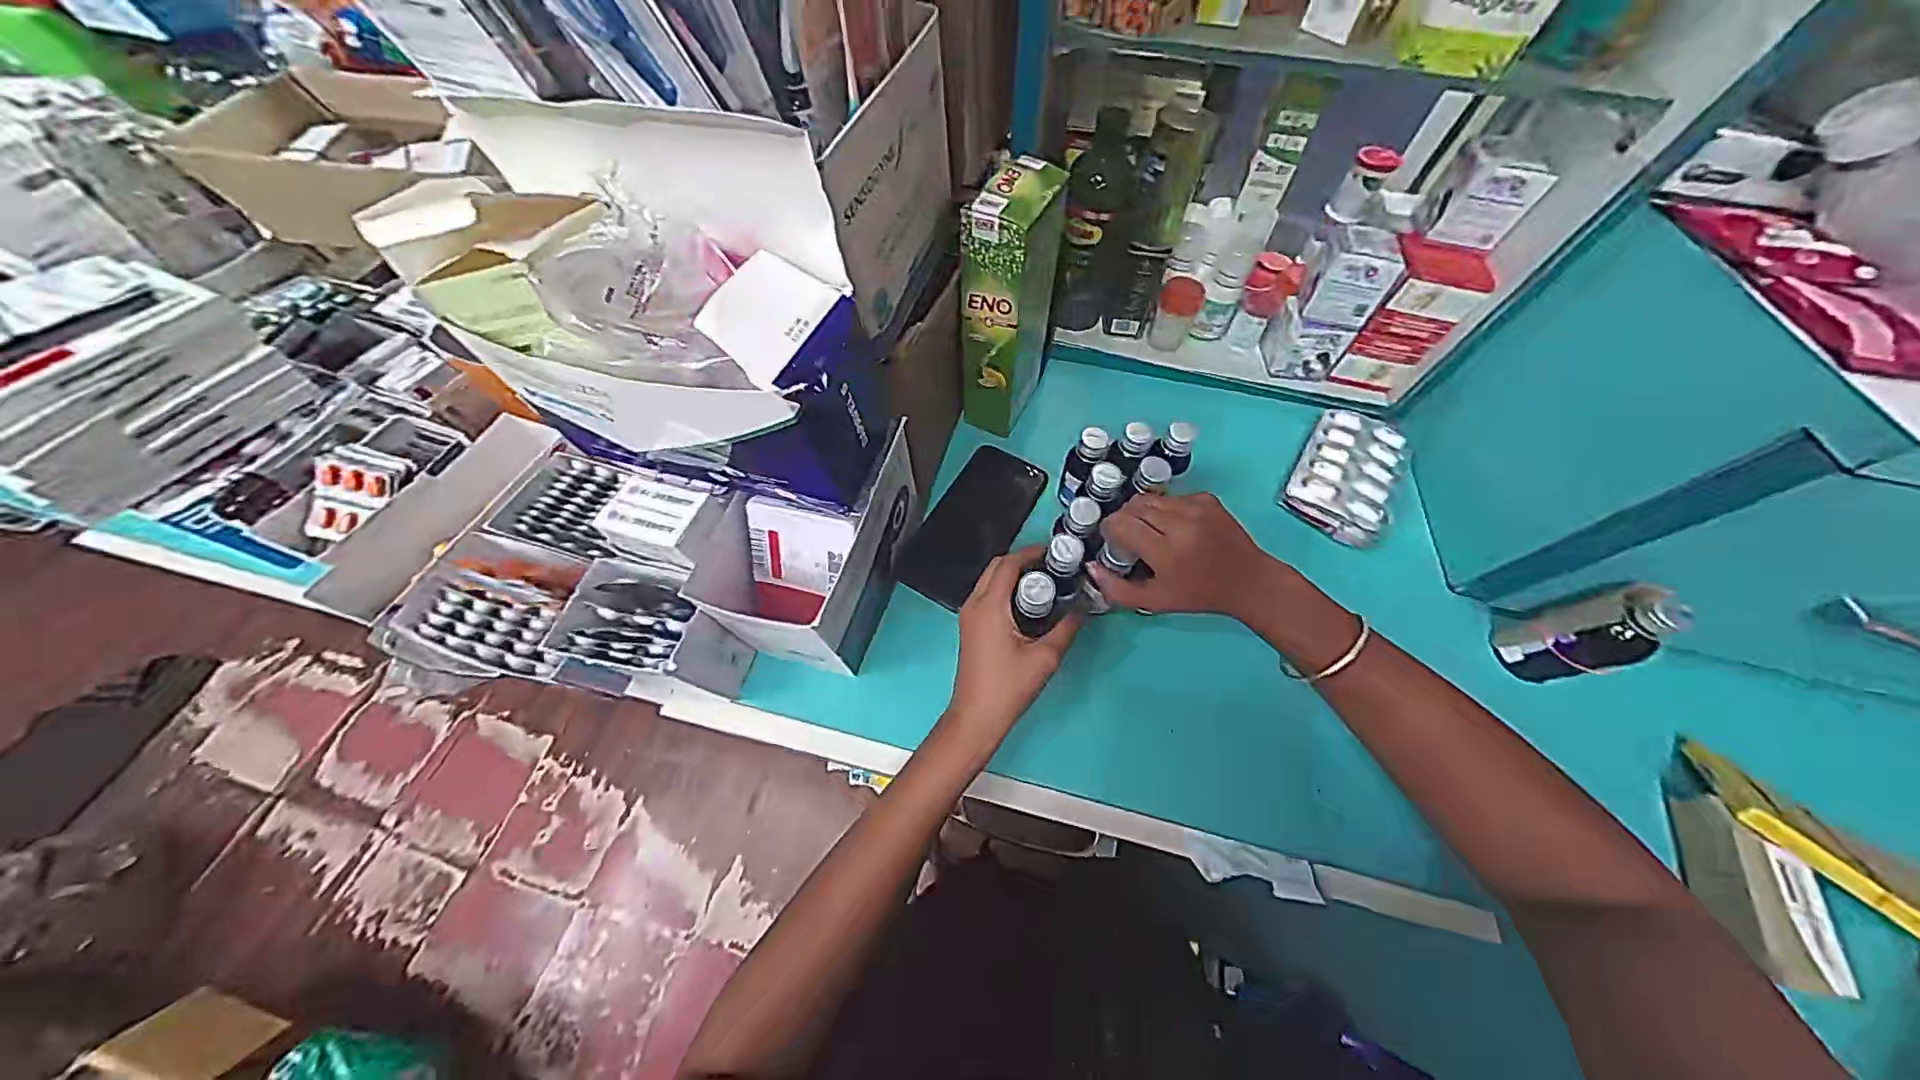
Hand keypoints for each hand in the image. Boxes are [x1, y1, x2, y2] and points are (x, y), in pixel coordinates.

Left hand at [946, 545, 1082, 736]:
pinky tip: (1029, 604)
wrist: (976, 716)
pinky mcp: (970, 628)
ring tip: (1044, 583)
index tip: (1054, 554)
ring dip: (1013, 575)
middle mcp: (973, 605)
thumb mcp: (1045, 657)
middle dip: (1023, 561)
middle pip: (996, 567)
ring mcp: (968, 616)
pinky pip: (987, 596)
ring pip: (990, 580)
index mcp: (989, 606)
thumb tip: (1081, 611)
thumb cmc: (1007, 688)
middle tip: (1051, 567)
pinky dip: (1006, 590)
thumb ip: (1066, 629)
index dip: (1032, 553)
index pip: (1008, 564)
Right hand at [1088, 493, 1285, 618]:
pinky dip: (1165, 509)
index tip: (1114, 541)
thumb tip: (1092, 567)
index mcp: (1167, 551)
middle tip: (1130, 537)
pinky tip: (1174, 527)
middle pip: (1133, 507)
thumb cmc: (1199, 594)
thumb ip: (1117, 589)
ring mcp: (1196, 507)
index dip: (1110, 530)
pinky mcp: (1207, 499)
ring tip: (1151, 532)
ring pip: (1150, 499)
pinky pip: (1171, 497)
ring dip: (1143, 513)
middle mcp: (1181, 524)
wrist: (1248, 581)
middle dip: (1124, 519)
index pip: (1121, 524)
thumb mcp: (1155, 602)